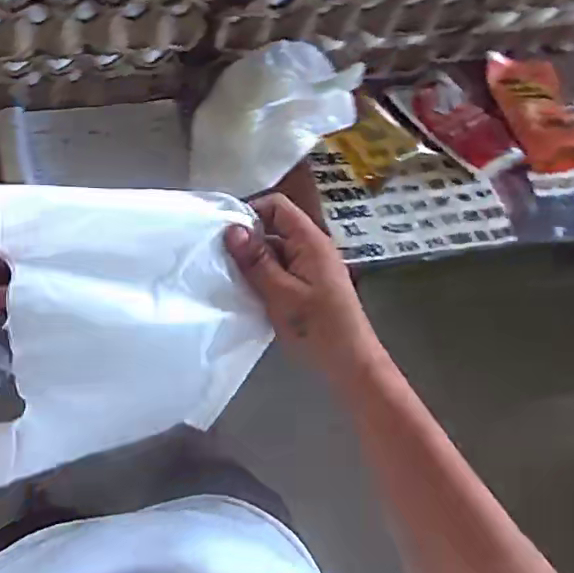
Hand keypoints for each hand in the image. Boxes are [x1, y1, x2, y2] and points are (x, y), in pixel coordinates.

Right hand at [223, 193, 386, 381]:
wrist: (353, 367)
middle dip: (248, 239)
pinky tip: (249, 293)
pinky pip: (282, 269)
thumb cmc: (318, 328)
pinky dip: (264, 276)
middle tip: (221, 257)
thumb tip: (232, 228)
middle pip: (275, 226)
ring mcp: (313, 267)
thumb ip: (255, 260)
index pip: (277, 205)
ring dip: (254, 261)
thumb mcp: (280, 293)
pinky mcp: (310, 286)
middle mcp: (313, 248)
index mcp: (310, 241)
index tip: (226, 232)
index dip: (251, 211)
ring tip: (230, 277)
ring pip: (276, 250)